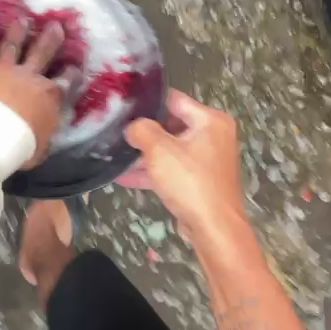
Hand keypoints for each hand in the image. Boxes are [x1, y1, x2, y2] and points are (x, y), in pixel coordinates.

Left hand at [0, 20, 69, 168]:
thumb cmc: (20, 145)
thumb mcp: (41, 146)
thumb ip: (44, 134)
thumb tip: (44, 134)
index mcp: (49, 96)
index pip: (65, 82)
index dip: (71, 75)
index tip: (74, 68)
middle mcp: (30, 77)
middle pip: (43, 53)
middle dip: (51, 39)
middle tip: (56, 26)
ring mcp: (5, 69)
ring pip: (13, 45)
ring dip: (18, 32)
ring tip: (22, 20)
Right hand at [122, 91, 251, 249]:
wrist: (215, 229)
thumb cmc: (190, 182)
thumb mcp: (160, 150)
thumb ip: (141, 130)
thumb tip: (132, 126)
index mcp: (210, 120)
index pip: (173, 100)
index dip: (148, 104)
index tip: (123, 107)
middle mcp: (214, 135)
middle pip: (171, 125)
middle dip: (144, 132)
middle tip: (117, 132)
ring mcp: (208, 159)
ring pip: (170, 149)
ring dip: (145, 155)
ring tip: (115, 156)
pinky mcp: (201, 180)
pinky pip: (174, 168)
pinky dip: (154, 171)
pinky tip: (125, 177)